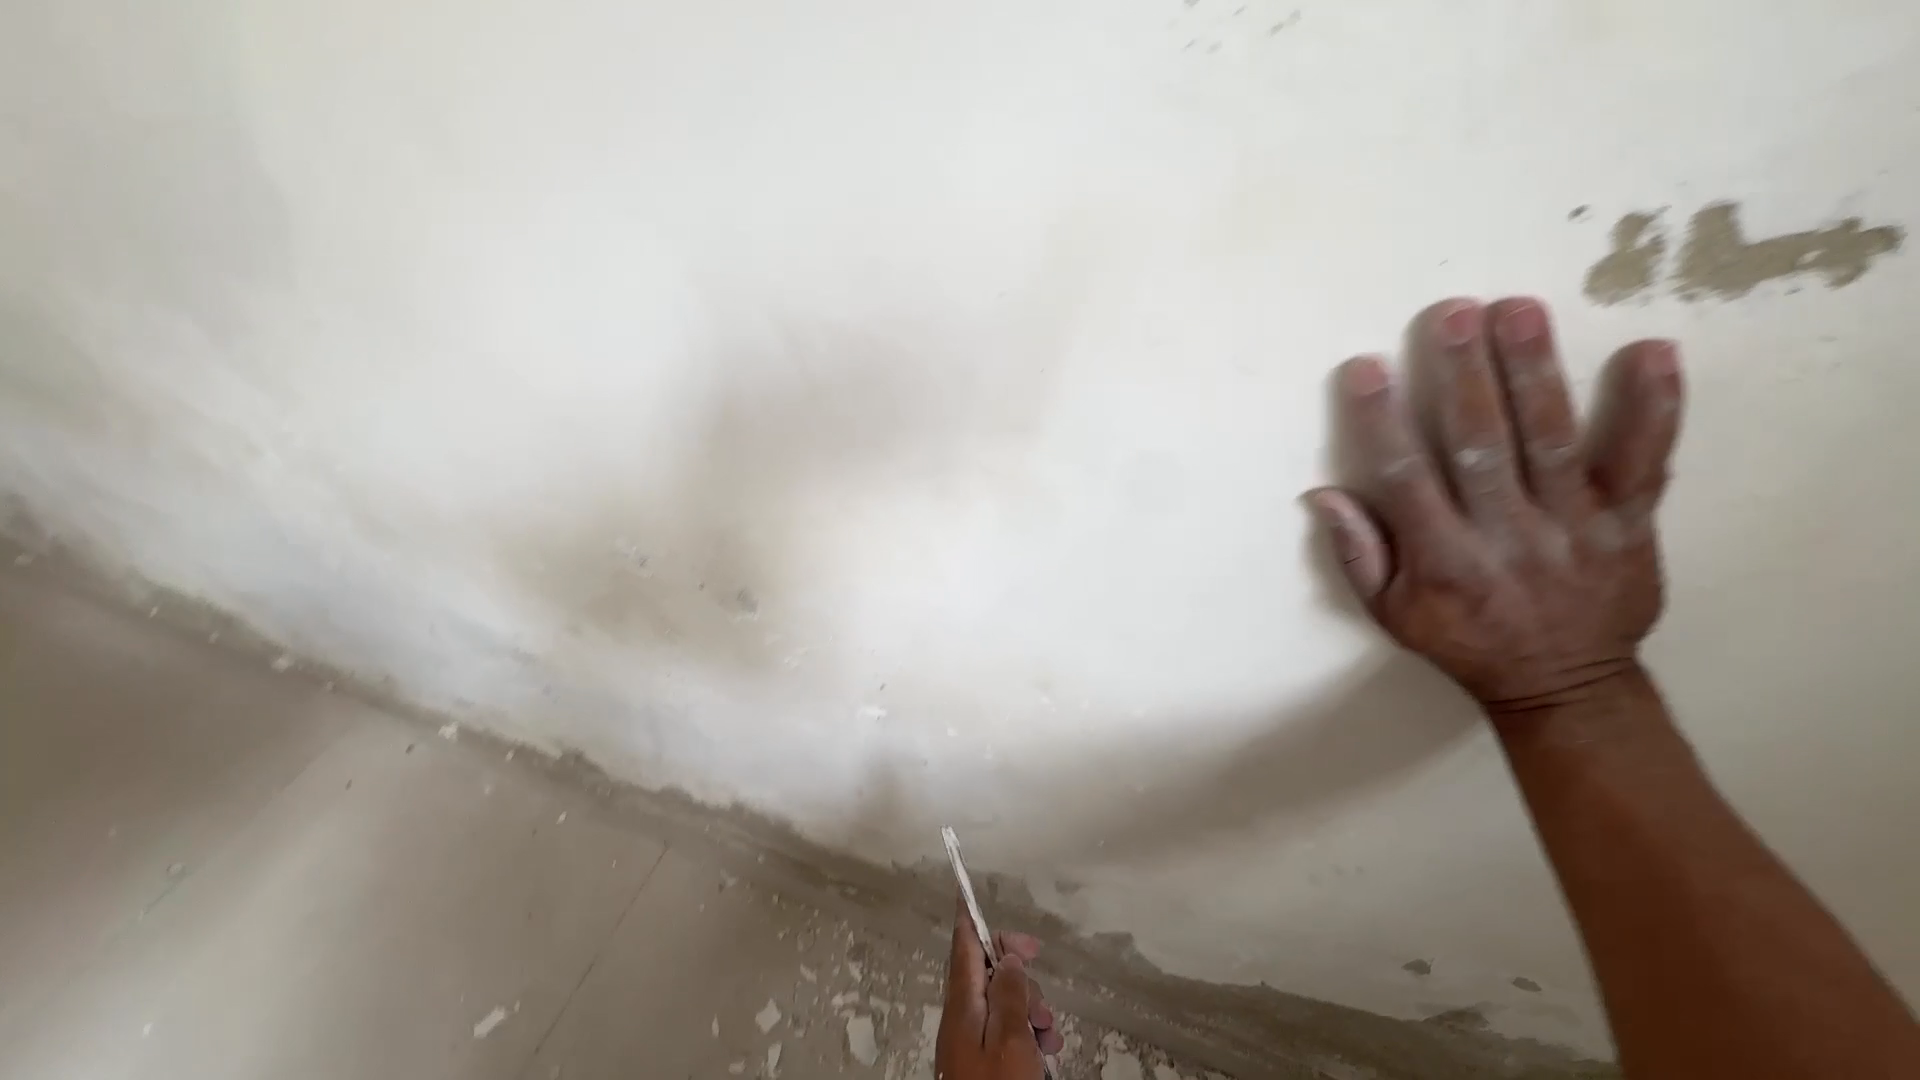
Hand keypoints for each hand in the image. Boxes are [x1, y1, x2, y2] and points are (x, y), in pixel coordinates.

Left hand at [935, 896, 1063, 1079]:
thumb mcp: (1010, 1039)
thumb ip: (1009, 993)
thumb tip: (1006, 954)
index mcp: (962, 1003)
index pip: (962, 945)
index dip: (969, 917)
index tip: (969, 890)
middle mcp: (962, 1016)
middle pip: (989, 972)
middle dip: (1021, 976)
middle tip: (1042, 1003)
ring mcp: (971, 1040)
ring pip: (1004, 1002)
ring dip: (1031, 1009)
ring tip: (1049, 1035)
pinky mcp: (983, 1061)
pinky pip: (1007, 1030)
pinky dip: (1028, 1031)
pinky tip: (1045, 1048)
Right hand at [1304, 297, 1683, 714]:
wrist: (1564, 684)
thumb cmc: (1464, 642)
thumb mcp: (1391, 613)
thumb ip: (1359, 553)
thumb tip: (1322, 494)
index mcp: (1443, 560)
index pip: (1405, 479)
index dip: (1381, 422)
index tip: (1365, 369)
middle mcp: (1506, 535)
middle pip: (1481, 445)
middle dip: (1464, 376)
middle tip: (1454, 314)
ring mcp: (1573, 526)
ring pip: (1551, 440)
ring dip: (1535, 371)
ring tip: (1520, 311)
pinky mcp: (1628, 523)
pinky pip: (1645, 462)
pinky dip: (1654, 407)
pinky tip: (1651, 351)